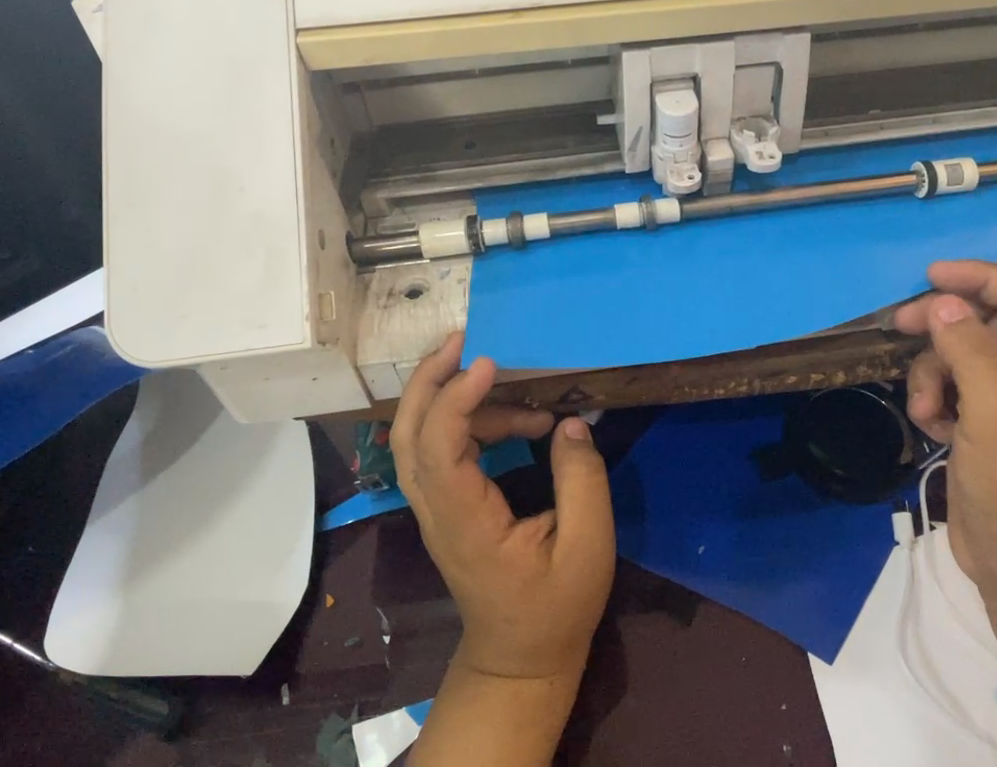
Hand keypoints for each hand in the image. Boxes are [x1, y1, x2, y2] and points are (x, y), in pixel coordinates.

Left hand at [390, 332, 615, 680]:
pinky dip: (470, 419)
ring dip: (457, 397)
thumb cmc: (556, 609)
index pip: (438, 449)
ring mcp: (435, 510)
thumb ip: (582, 482)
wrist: (520, 658)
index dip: (455, 398)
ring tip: (517, 384)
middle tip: (465, 338)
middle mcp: (436, 512)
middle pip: (407, 434)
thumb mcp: (589, 549)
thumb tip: (571, 423)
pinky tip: (520, 420)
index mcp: (465, 523)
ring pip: (420, 437)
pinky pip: (441, 449)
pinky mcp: (446, 508)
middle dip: (428, 379)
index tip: (490, 362)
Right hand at [893, 261, 996, 599]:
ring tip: (927, 414)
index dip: (980, 279)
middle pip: (984, 326)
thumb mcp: (996, 417)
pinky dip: (933, 404)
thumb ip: (970, 353)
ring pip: (957, 360)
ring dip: (932, 377)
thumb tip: (942, 303)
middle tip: (901, 326)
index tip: (931, 276)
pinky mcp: (981, 432)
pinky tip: (932, 431)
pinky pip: (949, 394)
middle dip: (942, 328)